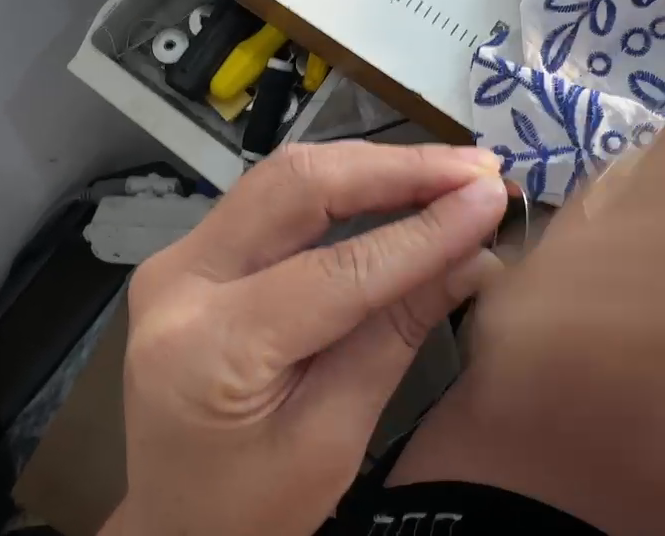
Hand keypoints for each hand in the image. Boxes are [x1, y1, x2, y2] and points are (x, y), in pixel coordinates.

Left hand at [105, 142, 505, 535]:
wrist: (171, 522)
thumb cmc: (251, 508)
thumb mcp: (332, 438)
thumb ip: (397, 334)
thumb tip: (475, 255)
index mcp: (208, 346)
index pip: (336, 270)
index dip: (423, 231)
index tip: (494, 198)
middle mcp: (179, 277)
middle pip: (298, 187)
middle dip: (397, 169)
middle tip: (479, 168)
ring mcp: (178, 255)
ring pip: (286, 176)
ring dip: (374, 166)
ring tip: (451, 170)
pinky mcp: (191, 250)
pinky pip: (273, 196)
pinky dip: (343, 183)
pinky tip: (396, 183)